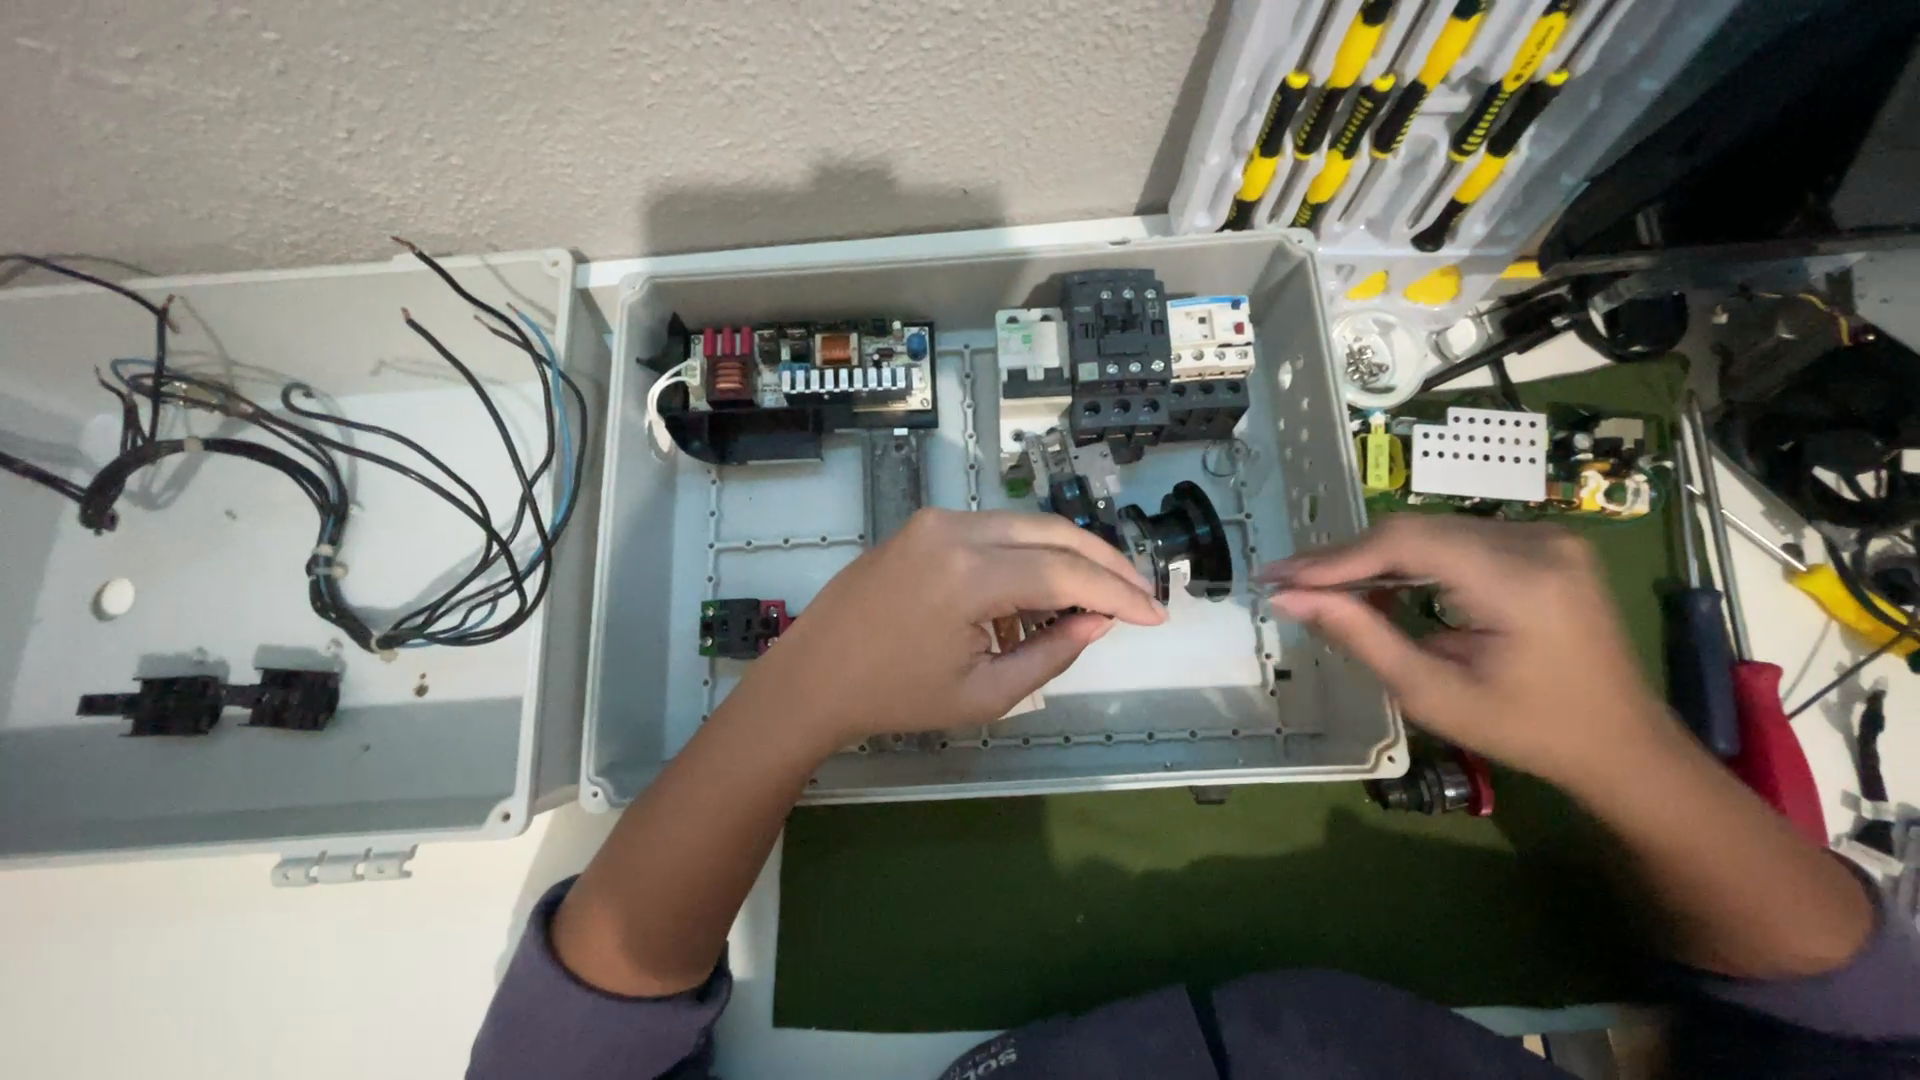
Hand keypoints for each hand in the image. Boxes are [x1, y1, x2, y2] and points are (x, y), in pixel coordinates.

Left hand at [726, 508, 1166, 748]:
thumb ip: (1053, 652)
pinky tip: (1026, 607)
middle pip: (1053, 533)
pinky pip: (991, 534)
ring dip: (1061, 564)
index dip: (1119, 593)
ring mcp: (935, 521)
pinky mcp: (923, 525)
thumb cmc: (895, 697)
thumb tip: (1099, 619)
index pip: (1067, 572)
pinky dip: (1021, 561)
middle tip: (1137, 596)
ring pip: (1025, 528)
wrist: (813, 677)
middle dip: (1103, 563)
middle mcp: (955, 530)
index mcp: (969, 574)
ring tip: (1078, 614)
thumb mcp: (985, 693)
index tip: (1155, 614)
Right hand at [1265, 515, 1670, 789]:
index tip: (1277, 577)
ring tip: (1320, 587)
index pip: (1404, 543)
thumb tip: (1289, 599)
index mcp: (1519, 580)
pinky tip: (1376, 586)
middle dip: (1345, 558)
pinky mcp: (1543, 544)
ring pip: (1428, 530)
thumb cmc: (1526, 730)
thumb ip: (1359, 636)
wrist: (1622, 744)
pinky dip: (1407, 560)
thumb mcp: (1431, 692)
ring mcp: (1546, 536)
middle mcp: (1537, 540)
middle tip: (1289, 583)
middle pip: (1412, 530)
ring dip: (1372, 558)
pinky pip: (1454, 539)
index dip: (1334, 558)